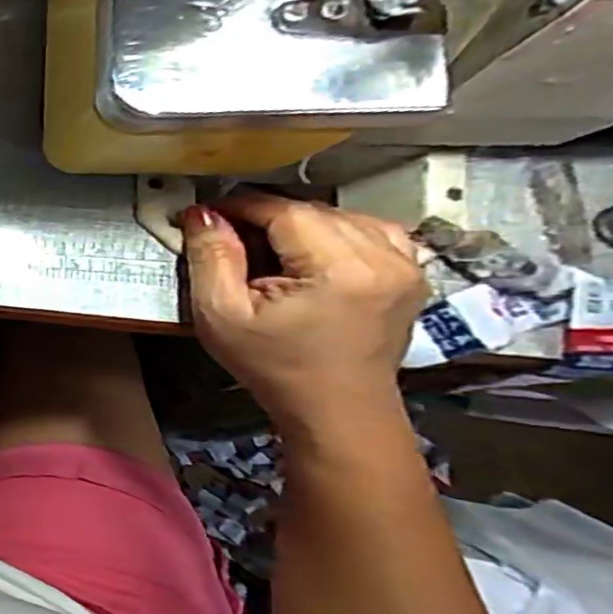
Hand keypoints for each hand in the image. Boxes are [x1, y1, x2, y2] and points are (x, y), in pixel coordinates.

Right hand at [181, 189, 427, 423]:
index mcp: (341, 269)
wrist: (334, 408)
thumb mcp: (222, 314)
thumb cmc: (271, 365)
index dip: (242, 205)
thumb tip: (201, 214)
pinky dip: (334, 230)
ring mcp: (407, 265)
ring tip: (266, 244)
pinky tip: (309, 250)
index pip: (287, 212)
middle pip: (316, 211)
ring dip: (300, 222)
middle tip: (228, 234)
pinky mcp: (411, 274)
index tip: (206, 212)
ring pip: (343, 216)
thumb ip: (211, 258)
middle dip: (267, 215)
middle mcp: (385, 258)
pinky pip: (372, 231)